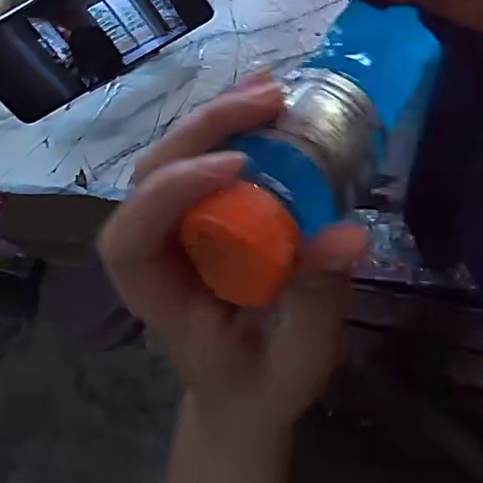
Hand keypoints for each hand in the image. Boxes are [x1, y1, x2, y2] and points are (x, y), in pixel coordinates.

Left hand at [98, 81, 367, 435]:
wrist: (245, 393)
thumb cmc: (263, 384)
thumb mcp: (300, 354)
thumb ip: (316, 299)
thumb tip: (352, 235)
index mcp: (159, 297)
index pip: (131, 238)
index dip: (172, 192)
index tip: (241, 167)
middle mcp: (157, 250)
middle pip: (151, 175)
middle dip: (205, 130)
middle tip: (269, 101)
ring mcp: (178, 225)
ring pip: (174, 155)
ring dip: (218, 116)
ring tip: (270, 89)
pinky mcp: (205, 209)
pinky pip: (205, 156)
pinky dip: (232, 123)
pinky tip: (265, 97)